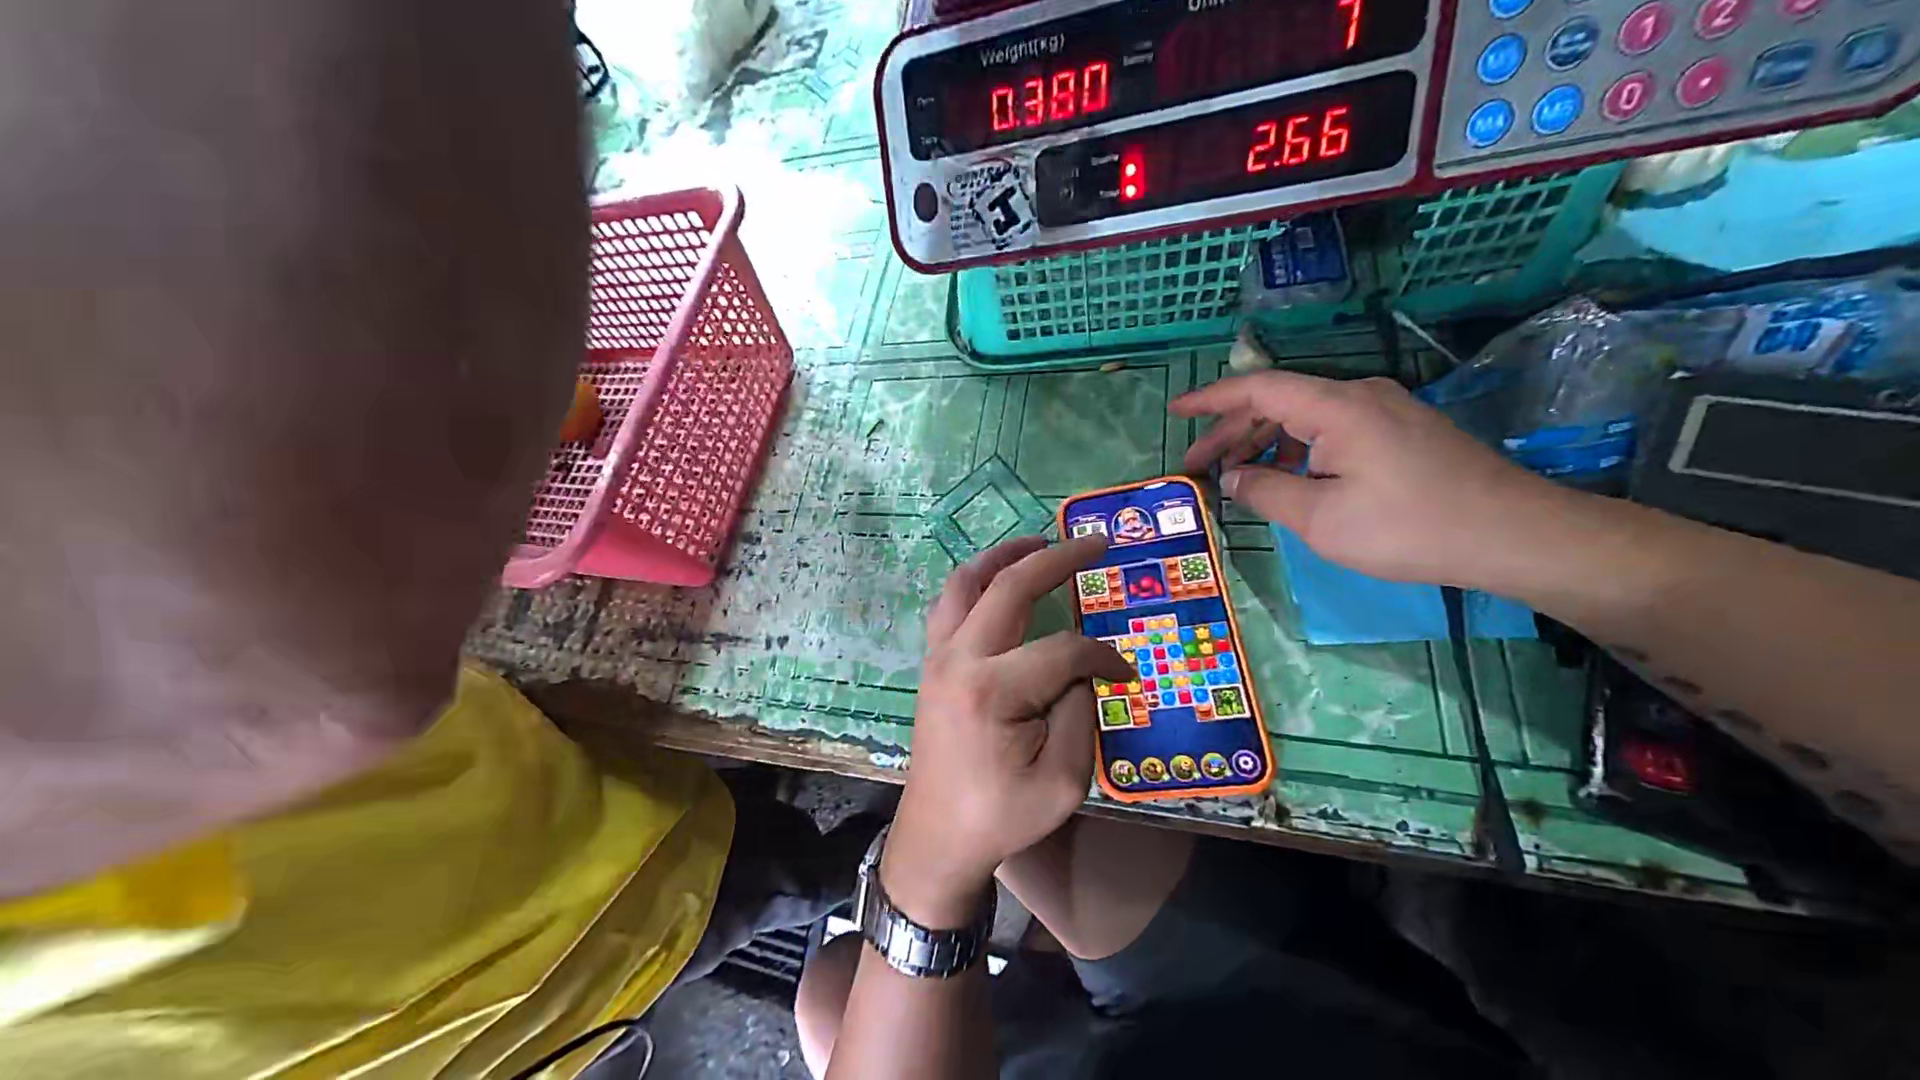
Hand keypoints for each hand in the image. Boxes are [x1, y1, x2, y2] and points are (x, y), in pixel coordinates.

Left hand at [885, 535, 1133, 927]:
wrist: (938, 835)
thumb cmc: (1001, 815)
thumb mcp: (1063, 782)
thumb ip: (1079, 713)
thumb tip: (1084, 669)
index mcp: (993, 691)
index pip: (1063, 650)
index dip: (1101, 656)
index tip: (1123, 673)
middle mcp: (959, 660)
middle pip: (1009, 587)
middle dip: (1057, 558)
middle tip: (1093, 542)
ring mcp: (938, 657)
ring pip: (966, 583)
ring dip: (1004, 556)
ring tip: (1040, 541)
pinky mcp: (932, 663)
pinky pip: (950, 604)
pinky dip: (977, 581)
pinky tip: (999, 581)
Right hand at [1172, 372, 1562, 587]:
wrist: (1511, 534)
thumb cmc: (1407, 527)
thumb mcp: (1320, 518)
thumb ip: (1265, 491)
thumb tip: (1233, 476)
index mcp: (1335, 407)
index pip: (1258, 388)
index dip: (1211, 398)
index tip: (1176, 410)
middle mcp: (1358, 396)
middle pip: (1278, 402)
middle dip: (1231, 431)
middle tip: (1197, 464)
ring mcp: (1383, 411)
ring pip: (1305, 417)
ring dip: (1264, 442)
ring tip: (1236, 476)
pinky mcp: (1399, 431)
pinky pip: (1331, 430)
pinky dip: (1297, 449)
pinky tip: (1287, 478)